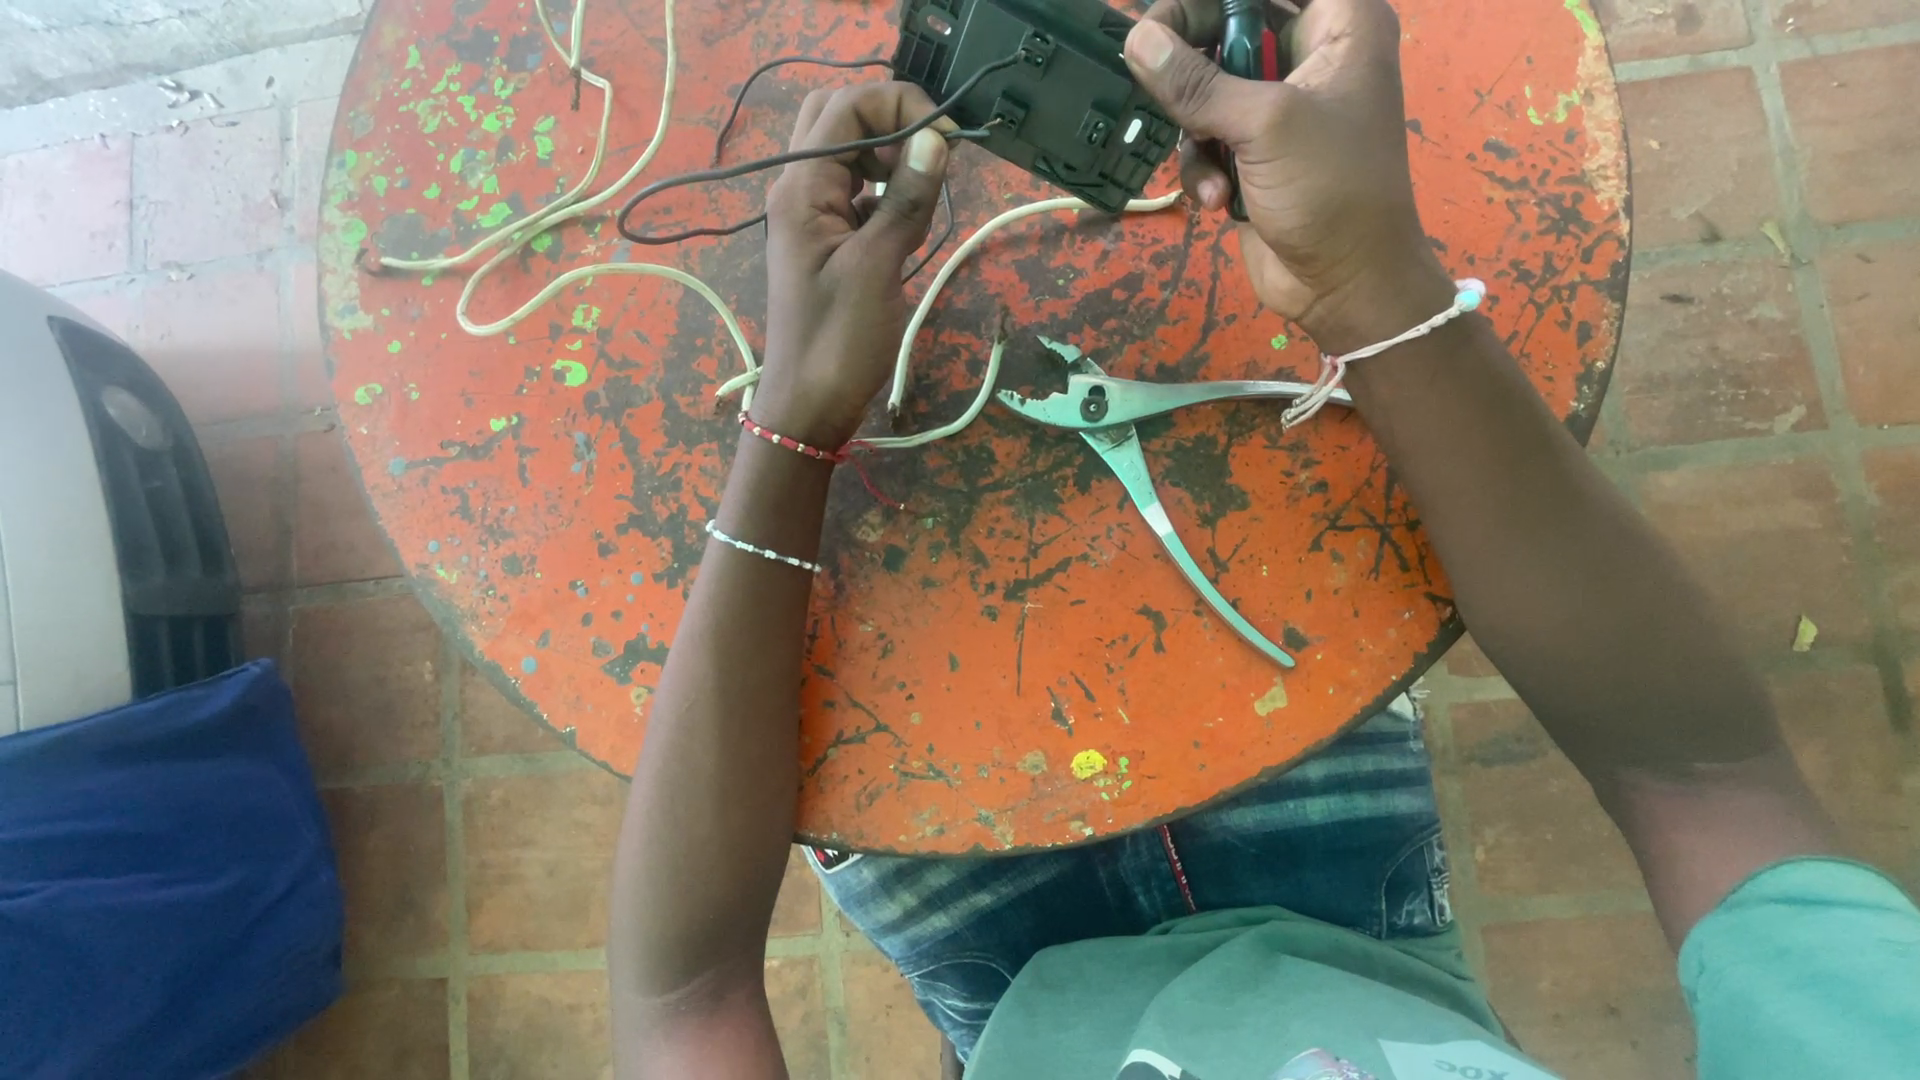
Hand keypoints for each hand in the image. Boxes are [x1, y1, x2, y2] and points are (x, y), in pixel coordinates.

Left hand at [751, 83, 952, 447]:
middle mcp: (798, 189)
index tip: (945, 141)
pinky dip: (881, 194)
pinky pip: (851, 195)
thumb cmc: (840, 340)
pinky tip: (904, 222)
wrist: (809, 403)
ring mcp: (809, 216)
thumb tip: (936, 140)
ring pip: (845, 155)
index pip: (847, 108)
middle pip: (837, 120)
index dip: (899, 105)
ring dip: (886, 158)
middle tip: (927, 159)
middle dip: (889, 123)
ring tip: (919, 194)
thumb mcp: (878, 268)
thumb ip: (905, 201)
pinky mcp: (824, 242)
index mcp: (801, 187)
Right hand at [1126, 0, 1454, 351]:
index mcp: (1337, 22)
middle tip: (1151, 77)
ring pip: (1205, 92)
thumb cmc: (1330, 189)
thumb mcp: (1264, 124)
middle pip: (1226, 29)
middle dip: (1191, 68)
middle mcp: (1307, 56)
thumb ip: (1196, 82)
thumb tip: (1136, 38)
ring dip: (1196, 136)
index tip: (1162, 21)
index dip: (1207, 1)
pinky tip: (1219, 200)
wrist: (1343, 282)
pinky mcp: (1252, 156)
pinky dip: (1204, 170)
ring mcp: (1276, 111)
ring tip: (1215, 173)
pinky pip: (1206, 141)